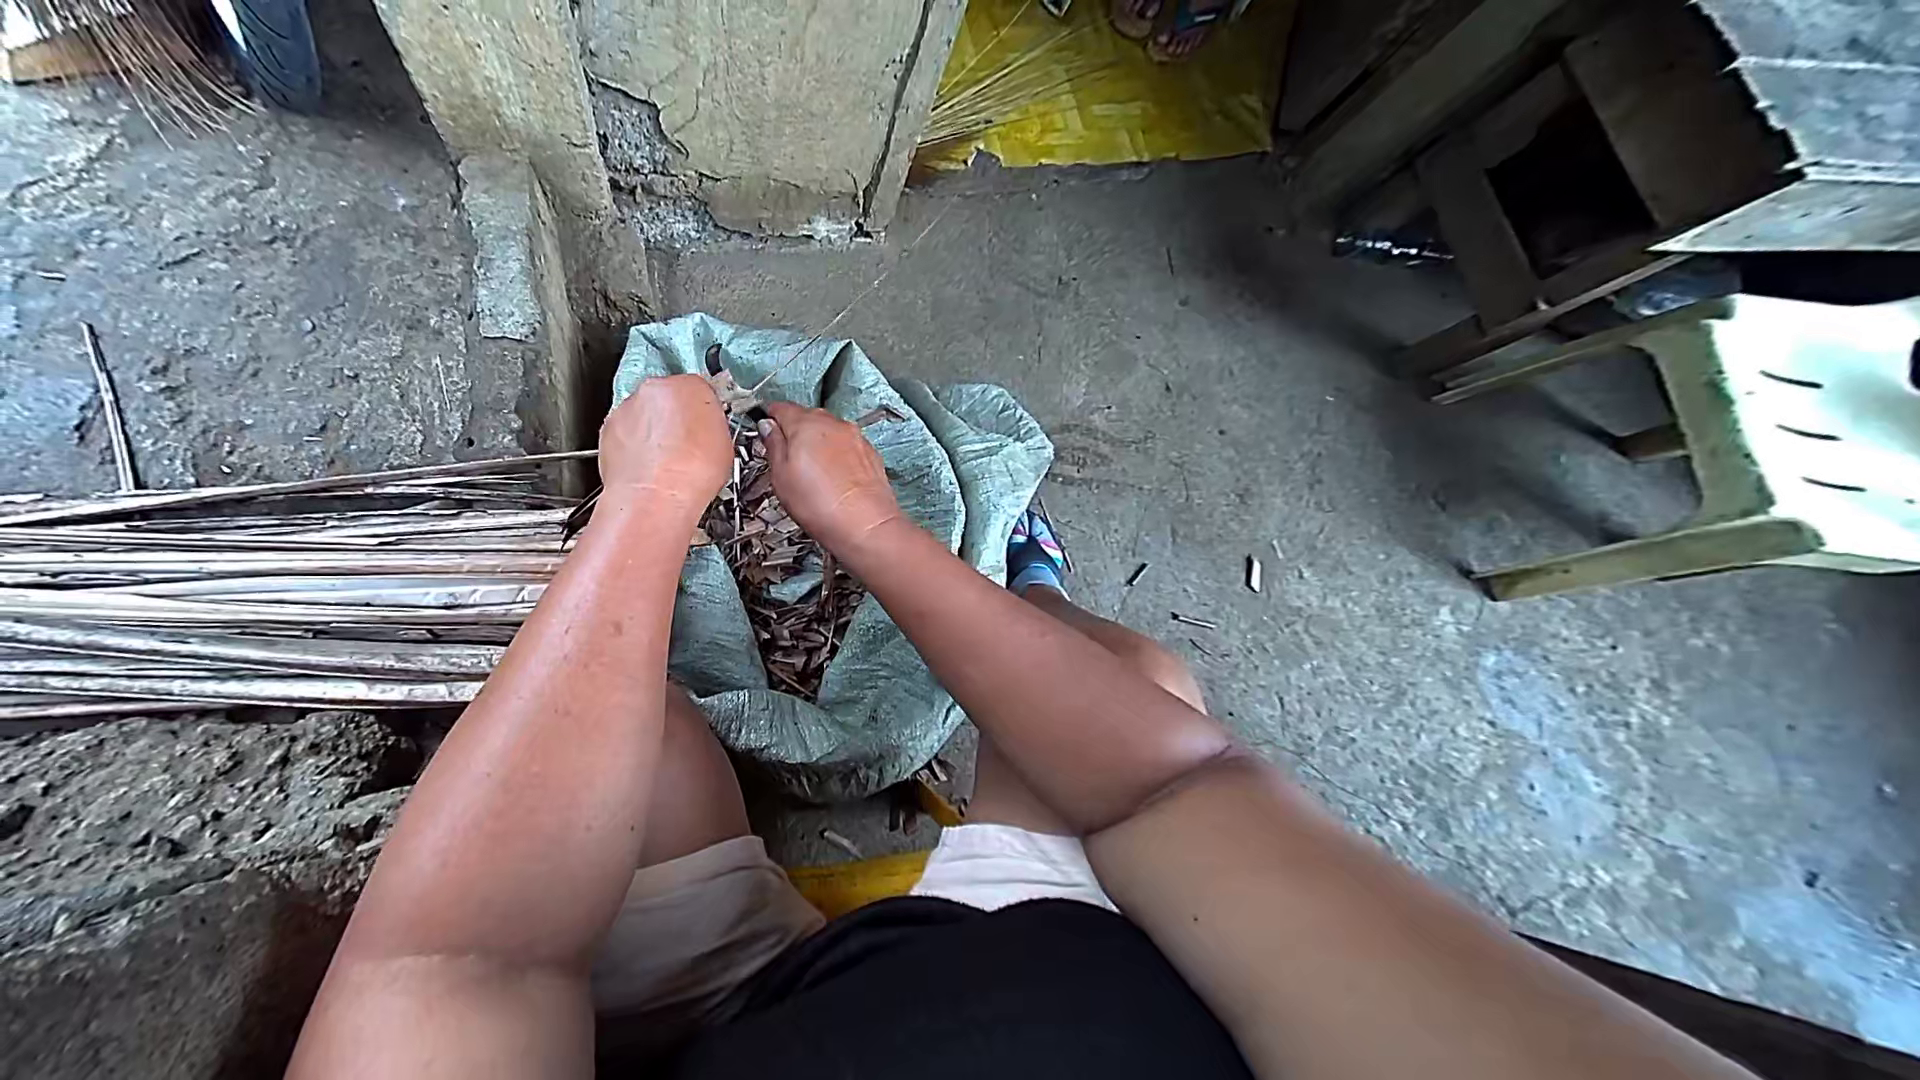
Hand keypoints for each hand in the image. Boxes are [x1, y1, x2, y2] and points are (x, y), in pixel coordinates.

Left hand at [599, 374, 732, 511]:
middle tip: (691, 444)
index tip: (708, 426)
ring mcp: (627, 409)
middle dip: (677, 417)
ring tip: (671, 460)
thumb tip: (710, 432)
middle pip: (669, 398)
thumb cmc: (690, 473)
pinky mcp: (608, 430)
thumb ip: (714, 426)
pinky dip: (636, 446)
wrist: (655, 498)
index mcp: (689, 386)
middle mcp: (654, 391)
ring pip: (645, 415)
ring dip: (655, 431)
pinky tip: (652, 467)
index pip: (701, 389)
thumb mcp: (725, 445)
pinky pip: (627, 432)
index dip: (706, 410)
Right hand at [758, 402, 903, 550]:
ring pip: (828, 432)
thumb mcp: (780, 476)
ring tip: (811, 475)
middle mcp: (833, 424)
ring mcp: (855, 438)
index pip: (780, 408)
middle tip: (787, 460)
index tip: (766, 429)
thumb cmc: (823, 506)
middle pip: (806, 418)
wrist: (865, 525)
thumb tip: (768, 428)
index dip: (769, 419)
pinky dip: (837, 457)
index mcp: (806, 424)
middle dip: (795, 434)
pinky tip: (832, 479)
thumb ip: (772, 445)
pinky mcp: (869, 454)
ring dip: (818, 446)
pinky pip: (846, 447)